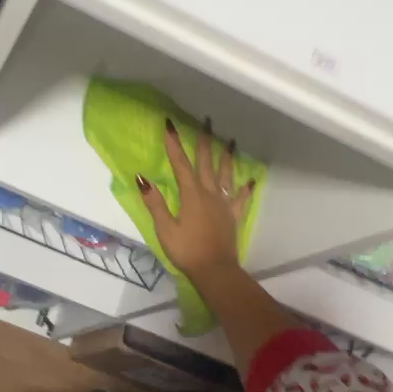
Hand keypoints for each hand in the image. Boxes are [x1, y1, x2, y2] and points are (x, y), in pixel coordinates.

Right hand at [139, 117, 253, 278]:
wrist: (215, 270)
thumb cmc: (186, 250)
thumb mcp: (164, 228)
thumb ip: (155, 203)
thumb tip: (142, 178)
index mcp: (191, 195)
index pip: (180, 164)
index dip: (174, 144)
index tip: (170, 125)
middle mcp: (209, 193)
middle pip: (206, 163)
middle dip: (205, 141)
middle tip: (207, 121)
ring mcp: (224, 204)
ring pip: (226, 174)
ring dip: (227, 156)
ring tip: (230, 140)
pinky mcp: (233, 216)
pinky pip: (240, 198)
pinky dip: (245, 188)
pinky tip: (250, 180)